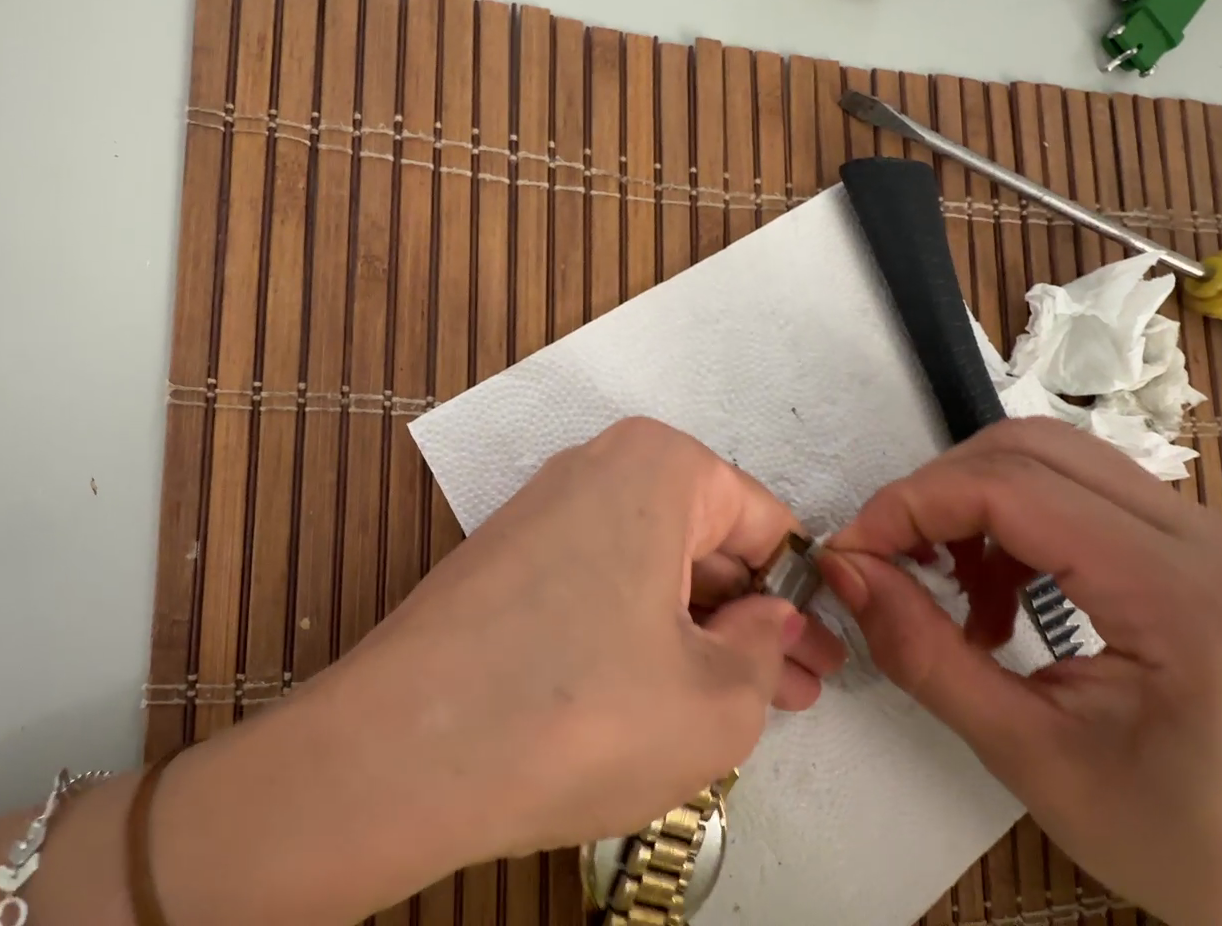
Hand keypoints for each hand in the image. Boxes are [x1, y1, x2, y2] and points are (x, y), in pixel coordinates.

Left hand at [339, 416, 845, 854]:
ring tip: (735, 700)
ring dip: (694, 629)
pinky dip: (635, 630)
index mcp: (656, 467)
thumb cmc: (574, 715)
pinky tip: (658, 687)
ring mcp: (538, 514)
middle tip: (790, 687)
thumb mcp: (715, 701)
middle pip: (701, 540)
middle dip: (749, 616)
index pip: (764, 521)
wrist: (403, 753)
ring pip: (647, 566)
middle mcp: (591, 470)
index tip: (819, 652)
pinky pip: (594, 583)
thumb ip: (762, 653)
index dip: (801, 595)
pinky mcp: (501, 562)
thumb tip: (765, 626)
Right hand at [814, 418, 1221, 925]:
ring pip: (1056, 460)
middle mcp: (1221, 542)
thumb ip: (921, 653)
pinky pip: (1084, 494)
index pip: (1015, 489)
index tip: (852, 553)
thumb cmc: (1176, 843)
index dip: (912, 505)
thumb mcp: (1024, 755)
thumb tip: (844, 570)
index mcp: (1192, 599)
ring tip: (950, 590)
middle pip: (1034, 450)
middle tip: (888, 561)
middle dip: (936, 493)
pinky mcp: (1209, 549)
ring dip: (974, 506)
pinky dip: (1014, 525)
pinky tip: (1002, 597)